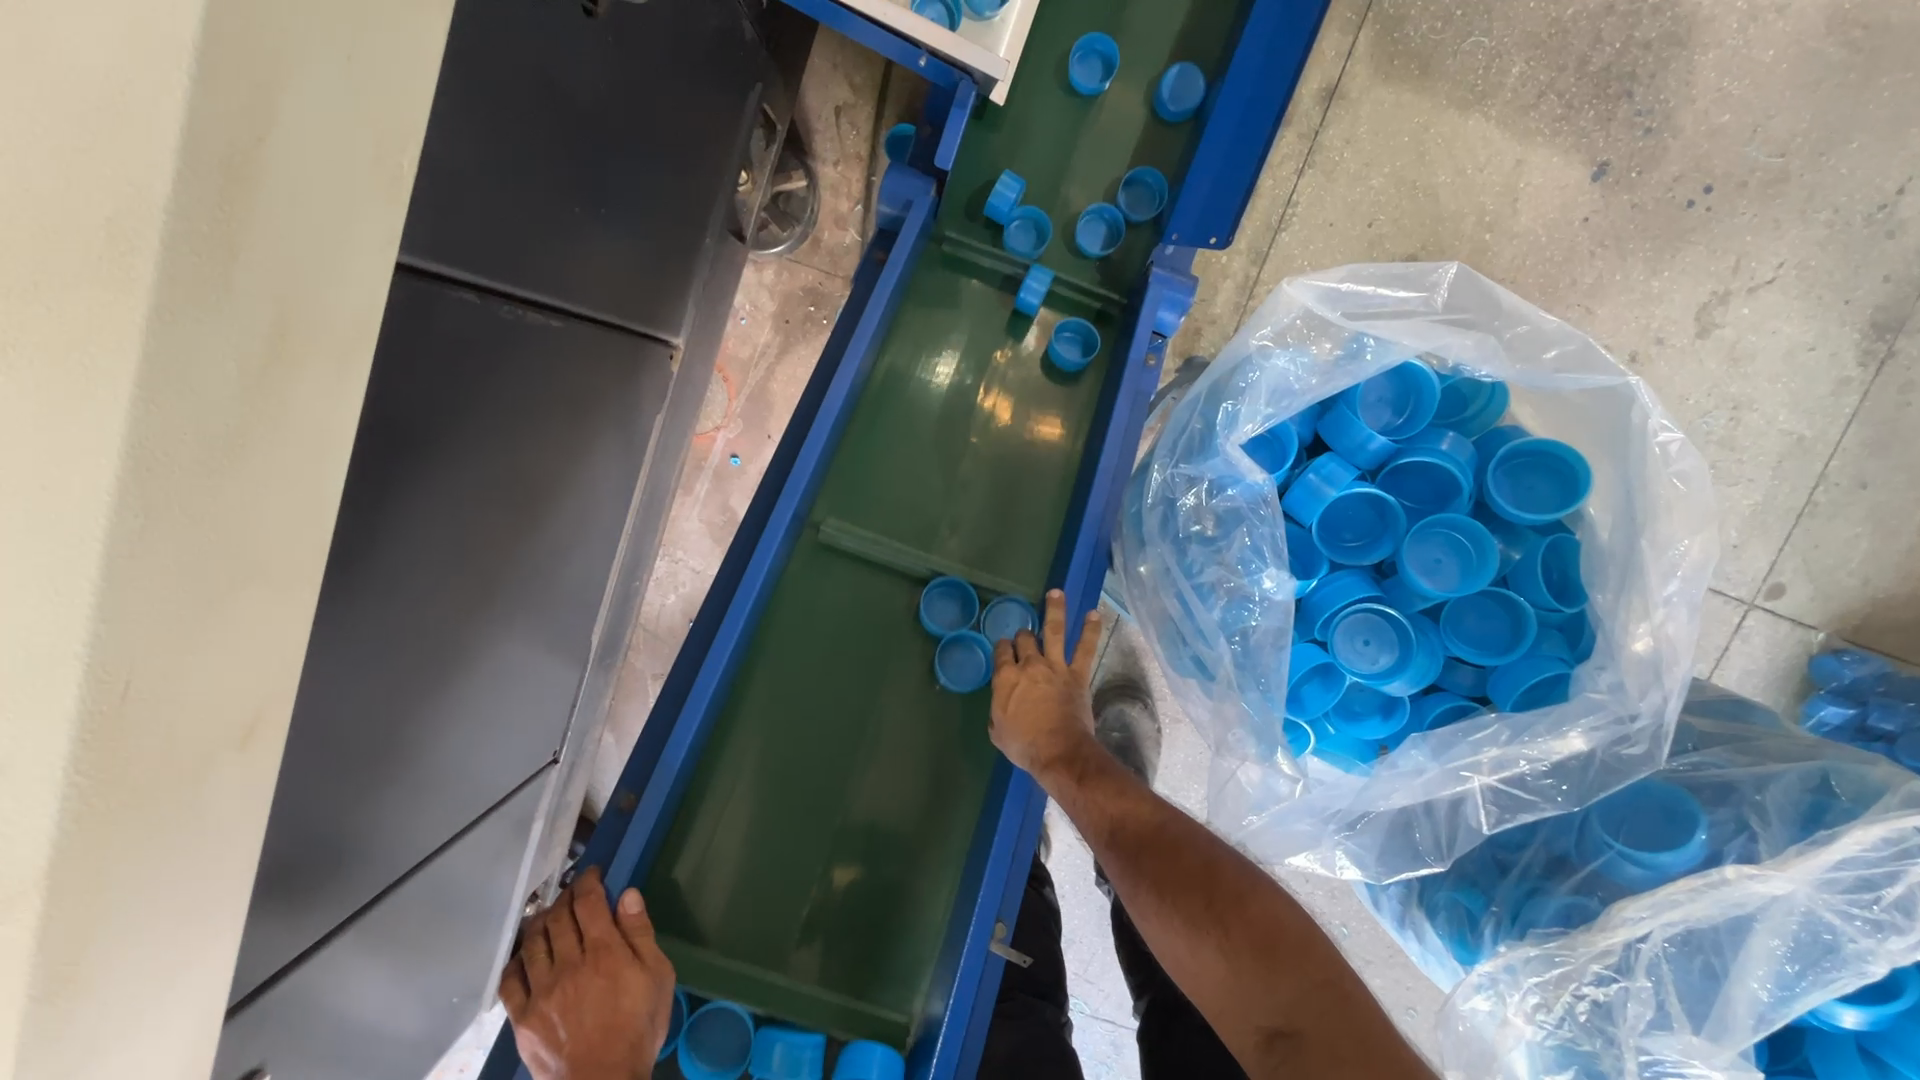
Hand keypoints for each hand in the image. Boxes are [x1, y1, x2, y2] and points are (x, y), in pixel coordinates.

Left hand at [501, 866, 677, 1079]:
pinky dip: (516, 960)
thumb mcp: (658, 977)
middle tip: (573, 894)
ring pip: (533, 942)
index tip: (592, 874)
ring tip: (548, 916)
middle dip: (565, 898)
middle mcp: (569, 964)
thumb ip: (641, 934)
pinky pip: (510, 980)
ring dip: (540, 922)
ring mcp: (542, 991)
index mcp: (604, 952)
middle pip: (558, 917)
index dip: (588, 882)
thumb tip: (627, 896)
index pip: (589, 902)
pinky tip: (524, 955)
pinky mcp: (523, 1017)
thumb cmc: (639, 1028)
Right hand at [990, 589, 1102, 780]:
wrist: (1058, 752)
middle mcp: (1028, 665)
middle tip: (1025, 636)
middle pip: (1024, 639)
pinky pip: (1085, 647)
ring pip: (1053, 630)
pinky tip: (1093, 614)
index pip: (1001, 652)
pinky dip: (1090, 630)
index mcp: (1005, 679)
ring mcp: (1055, 666)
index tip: (1004, 649)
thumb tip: (1002, 706)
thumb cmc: (1024, 746)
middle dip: (1023, 635)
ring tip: (1057, 593)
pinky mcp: (1077, 674)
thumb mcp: (997, 732)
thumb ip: (997, 712)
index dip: (1002, 647)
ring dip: (1054, 609)